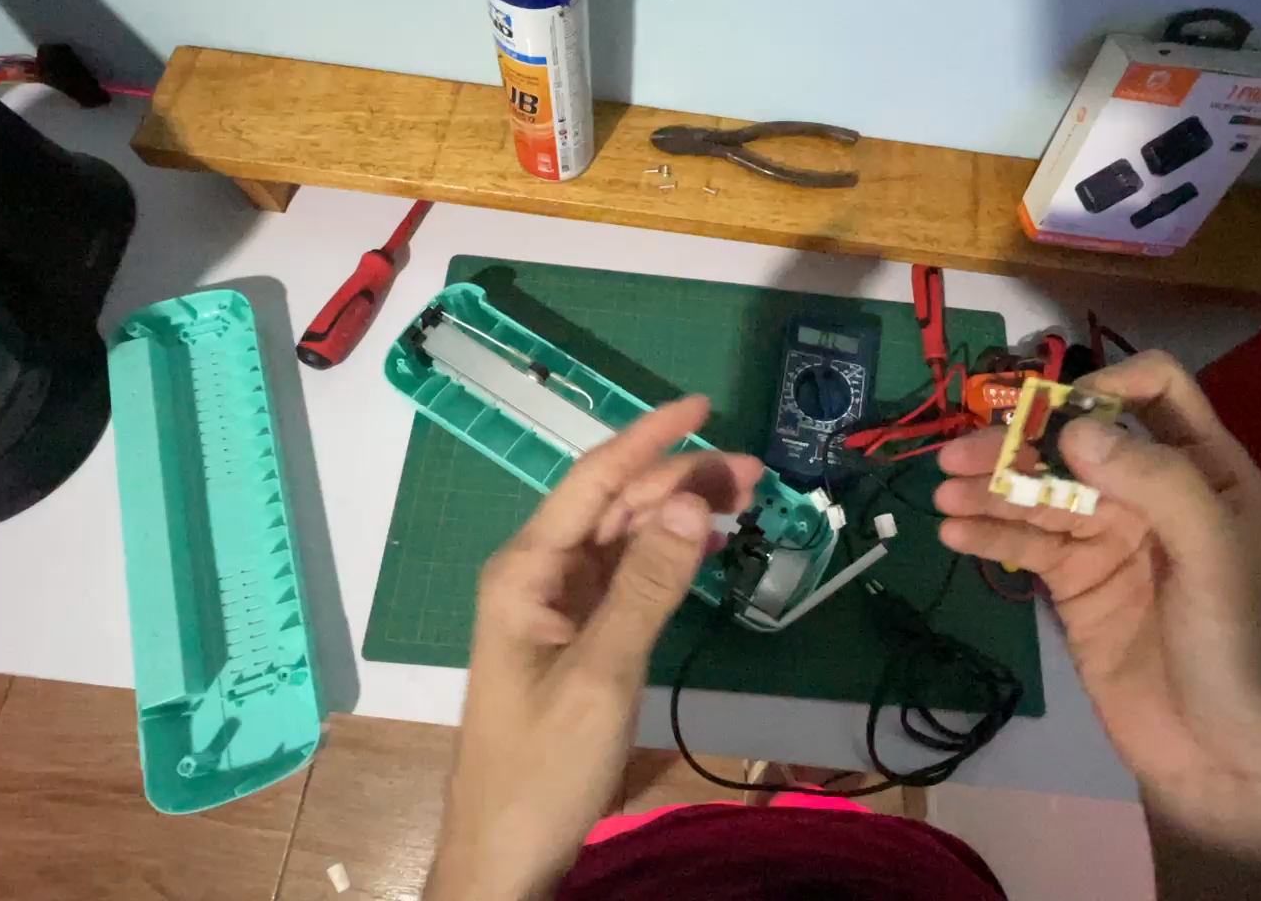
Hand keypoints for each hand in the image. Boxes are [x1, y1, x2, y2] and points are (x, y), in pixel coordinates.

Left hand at [425, 395, 763, 900]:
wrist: (507, 852)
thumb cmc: (543, 765)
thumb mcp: (602, 673)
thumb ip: (647, 585)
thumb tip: (692, 502)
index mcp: (528, 566)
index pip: (595, 479)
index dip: (648, 438)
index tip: (701, 407)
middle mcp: (541, 569)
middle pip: (617, 502)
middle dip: (680, 479)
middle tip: (753, 474)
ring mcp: (561, 598)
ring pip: (627, 534)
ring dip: (681, 514)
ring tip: (744, 500)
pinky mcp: (582, 627)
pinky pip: (630, 573)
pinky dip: (670, 555)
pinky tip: (709, 546)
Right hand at [934, 352, 1260, 885]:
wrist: (1227, 769)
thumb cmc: (1248, 657)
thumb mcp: (1221, 567)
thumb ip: (1160, 487)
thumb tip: (1074, 429)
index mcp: (1202, 473)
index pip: (1153, 394)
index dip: (1104, 387)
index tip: (1056, 417)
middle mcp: (1147, 493)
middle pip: (1070, 444)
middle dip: (1015, 446)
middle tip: (958, 458)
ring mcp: (1103, 536)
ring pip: (1036, 491)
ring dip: (988, 489)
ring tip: (945, 496)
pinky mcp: (1069, 579)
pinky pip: (1021, 542)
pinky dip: (985, 532)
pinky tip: (953, 533)